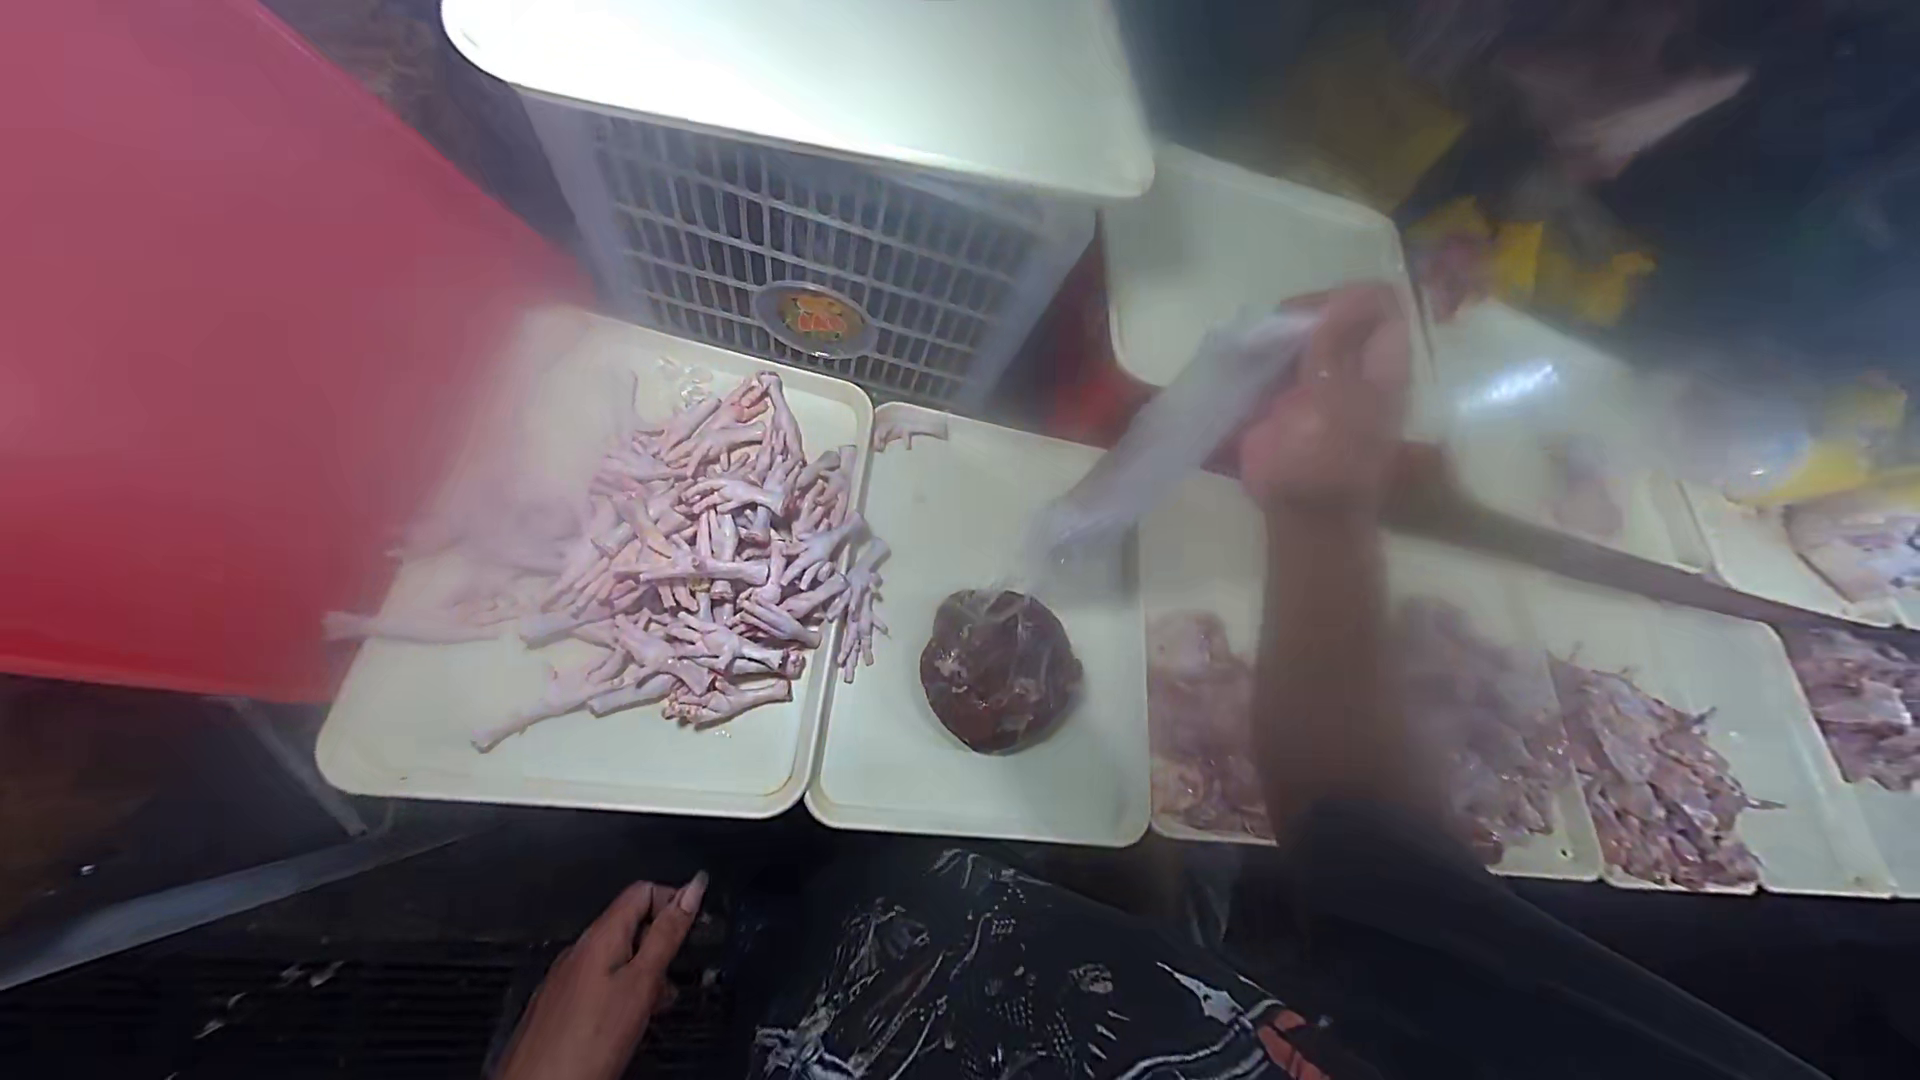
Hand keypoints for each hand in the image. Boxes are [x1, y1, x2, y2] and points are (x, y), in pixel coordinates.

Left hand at [496, 872, 707, 1079]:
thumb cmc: (587, 1047)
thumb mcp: (642, 983)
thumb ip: (668, 933)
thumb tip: (693, 887)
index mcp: (600, 936)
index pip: (644, 890)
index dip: (672, 903)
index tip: (689, 931)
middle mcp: (577, 952)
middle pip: (630, 924)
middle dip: (659, 944)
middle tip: (670, 980)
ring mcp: (563, 981)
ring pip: (615, 957)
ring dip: (642, 972)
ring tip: (651, 1008)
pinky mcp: (554, 1010)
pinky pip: (597, 984)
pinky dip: (619, 993)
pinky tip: (623, 1026)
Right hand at [1238, 283, 1409, 515]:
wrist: (1302, 509)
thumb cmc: (1327, 458)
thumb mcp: (1335, 400)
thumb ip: (1334, 350)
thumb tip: (1342, 299)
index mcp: (1377, 364)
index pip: (1373, 304)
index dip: (1338, 300)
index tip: (1296, 320)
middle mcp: (1348, 366)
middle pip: (1329, 318)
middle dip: (1293, 321)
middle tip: (1262, 340)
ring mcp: (1313, 384)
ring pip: (1295, 340)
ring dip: (1267, 341)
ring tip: (1242, 354)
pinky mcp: (1281, 404)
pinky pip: (1268, 368)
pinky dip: (1250, 363)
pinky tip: (1233, 370)